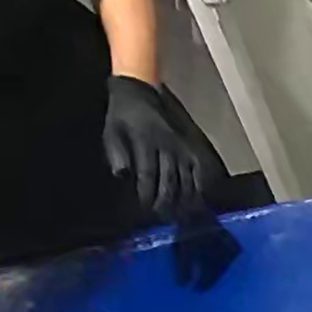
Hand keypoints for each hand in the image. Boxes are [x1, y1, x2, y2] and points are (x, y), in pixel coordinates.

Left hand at [103, 75, 204, 217]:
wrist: (140, 92)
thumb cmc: (123, 118)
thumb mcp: (112, 132)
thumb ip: (116, 154)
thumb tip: (122, 176)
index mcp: (145, 142)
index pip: (147, 176)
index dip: (146, 197)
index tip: (144, 210)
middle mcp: (166, 146)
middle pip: (169, 182)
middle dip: (165, 204)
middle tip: (162, 219)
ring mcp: (181, 148)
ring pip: (185, 181)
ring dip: (182, 202)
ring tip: (178, 216)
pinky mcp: (191, 149)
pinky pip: (199, 172)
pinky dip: (199, 189)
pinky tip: (196, 202)